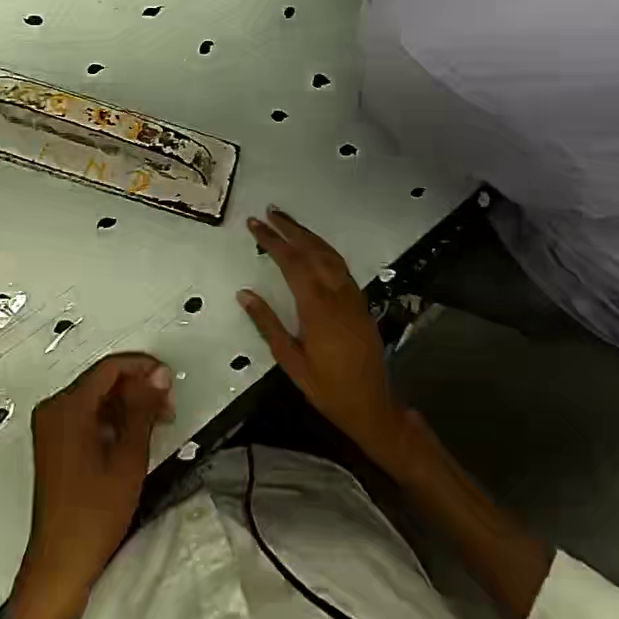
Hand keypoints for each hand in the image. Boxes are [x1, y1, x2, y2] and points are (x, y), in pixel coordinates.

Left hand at [17, 353, 174, 601]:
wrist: (64, 557)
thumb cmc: (93, 513)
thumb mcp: (128, 456)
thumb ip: (143, 409)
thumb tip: (157, 377)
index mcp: (67, 407)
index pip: (108, 368)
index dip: (141, 367)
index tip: (166, 378)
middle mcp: (53, 410)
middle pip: (100, 381)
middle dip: (136, 387)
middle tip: (166, 403)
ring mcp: (51, 426)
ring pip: (95, 399)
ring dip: (126, 404)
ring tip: (156, 422)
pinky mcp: (54, 442)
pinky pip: (85, 416)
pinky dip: (111, 419)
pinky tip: (134, 436)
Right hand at [238, 207, 401, 447]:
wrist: (374, 407)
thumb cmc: (327, 389)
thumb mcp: (291, 361)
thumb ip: (267, 324)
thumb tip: (244, 294)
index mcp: (318, 310)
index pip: (293, 264)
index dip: (273, 241)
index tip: (255, 225)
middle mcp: (338, 297)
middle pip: (313, 252)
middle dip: (291, 229)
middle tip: (269, 212)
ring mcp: (353, 298)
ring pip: (331, 256)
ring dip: (308, 235)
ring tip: (287, 222)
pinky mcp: (361, 304)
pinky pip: (341, 267)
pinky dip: (324, 250)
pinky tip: (313, 247)